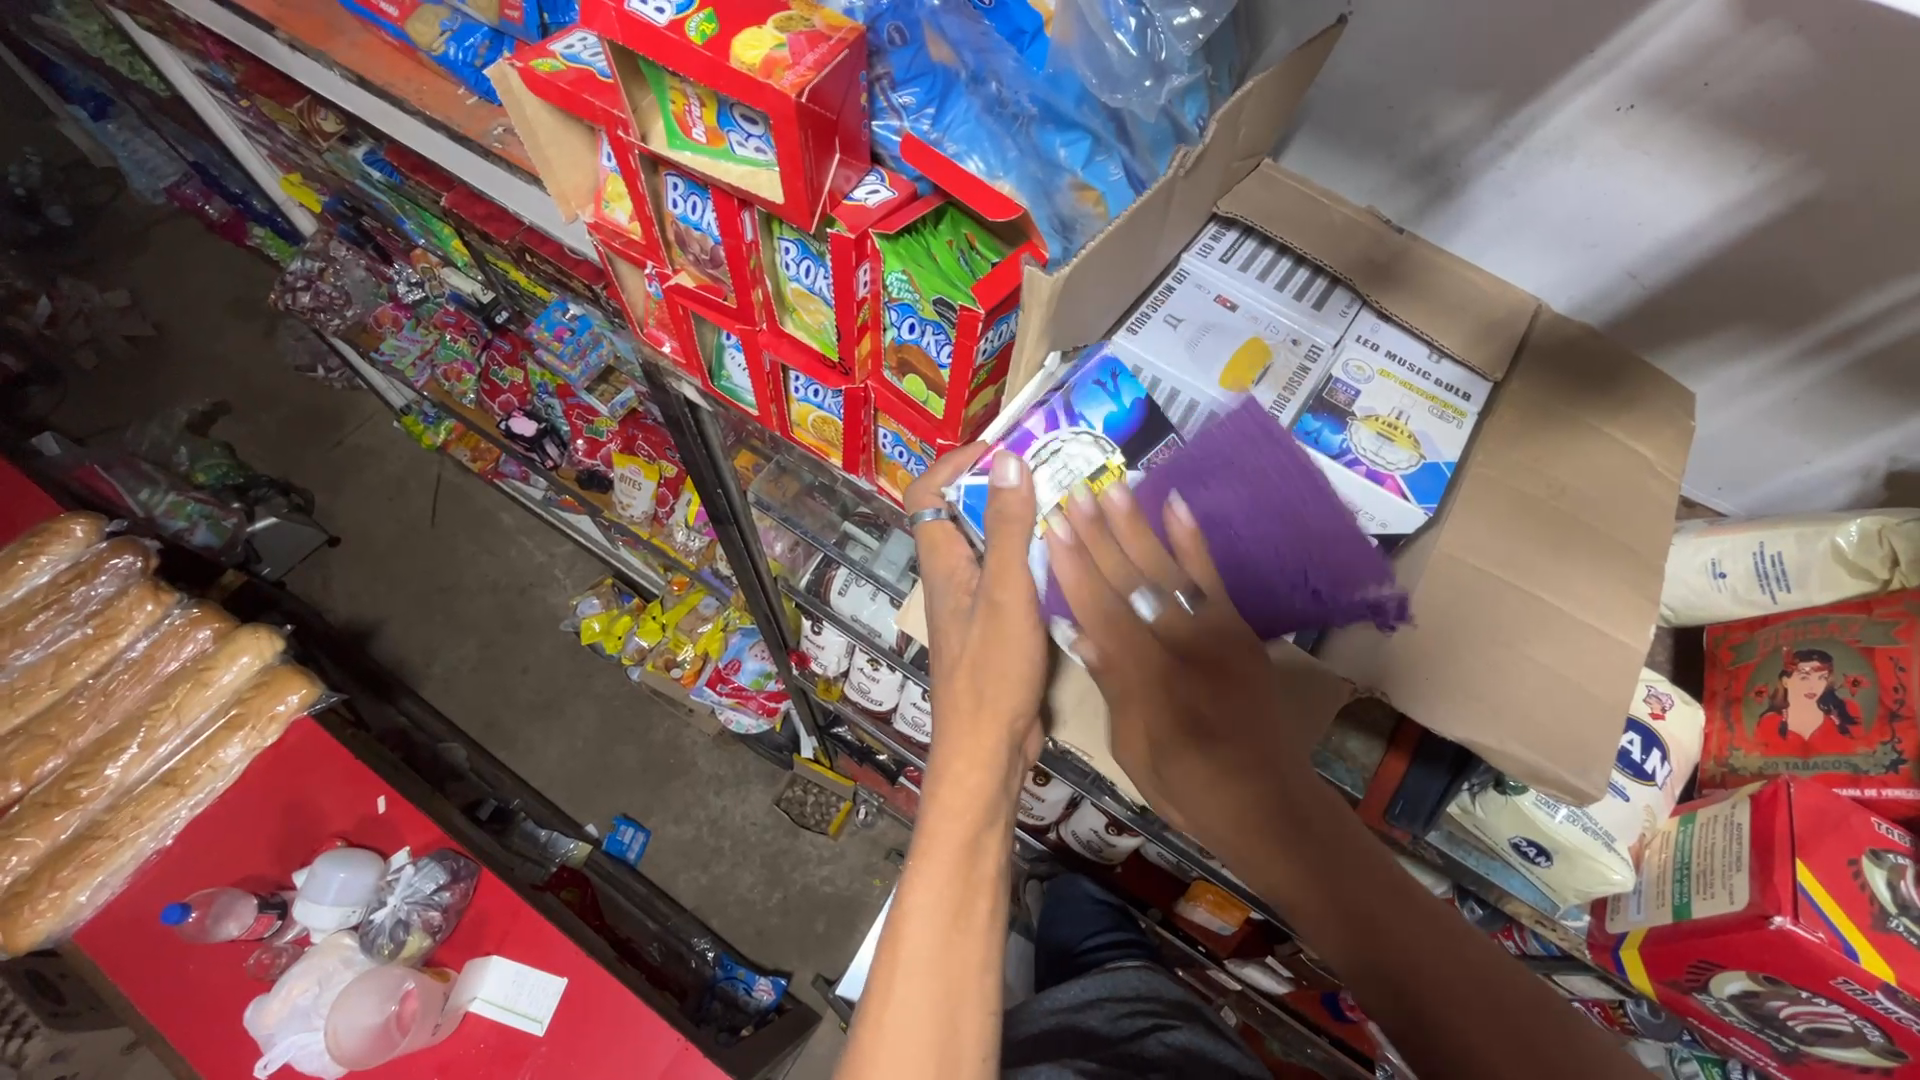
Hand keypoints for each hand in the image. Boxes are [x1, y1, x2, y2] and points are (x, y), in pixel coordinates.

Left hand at [906, 446, 1046, 789]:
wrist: (989, 745)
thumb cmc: (991, 669)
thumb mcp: (1006, 591)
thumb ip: (1008, 527)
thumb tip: (1007, 459)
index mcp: (943, 561)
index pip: (927, 492)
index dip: (956, 463)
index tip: (1000, 449)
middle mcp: (953, 575)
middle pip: (965, 514)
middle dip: (1002, 487)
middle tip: (1052, 470)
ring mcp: (975, 602)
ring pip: (993, 546)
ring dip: (1023, 522)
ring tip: (1068, 503)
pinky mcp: (997, 625)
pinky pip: (1012, 577)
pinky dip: (1035, 559)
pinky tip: (1070, 559)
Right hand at [1044, 481, 1311, 831]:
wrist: (1268, 803)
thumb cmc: (1187, 786)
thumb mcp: (1132, 747)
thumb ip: (1111, 684)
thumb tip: (1079, 633)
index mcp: (1144, 675)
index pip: (1099, 609)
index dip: (1072, 568)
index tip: (1051, 529)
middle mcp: (1177, 643)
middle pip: (1130, 580)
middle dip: (1098, 536)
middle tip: (1075, 494)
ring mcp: (1212, 632)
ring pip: (1167, 569)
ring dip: (1138, 526)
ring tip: (1114, 488)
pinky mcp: (1237, 630)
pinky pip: (1214, 579)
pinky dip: (1194, 542)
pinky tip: (1178, 506)